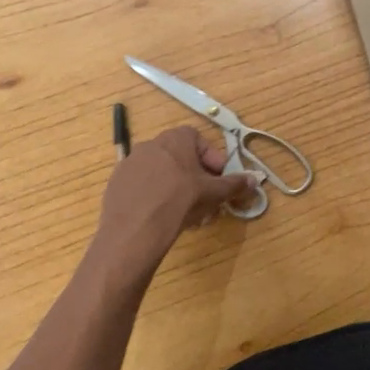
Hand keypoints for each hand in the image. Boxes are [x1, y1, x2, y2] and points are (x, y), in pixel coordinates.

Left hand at [93, 126, 260, 271]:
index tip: (217, 177)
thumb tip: (255, 180)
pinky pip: (141, 186)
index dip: (210, 157)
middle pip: (179, 156)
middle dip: (194, 175)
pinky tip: (161, 216)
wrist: (135, 231)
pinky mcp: (115, 186)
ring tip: (184, 210)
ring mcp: (128, 165)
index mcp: (174, 139)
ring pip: (160, 172)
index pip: (197, 138)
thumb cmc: (181, 201)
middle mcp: (149, 145)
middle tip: (204, 196)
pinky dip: (153, 196)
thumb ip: (235, 184)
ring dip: (175, 186)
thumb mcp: (214, 192)